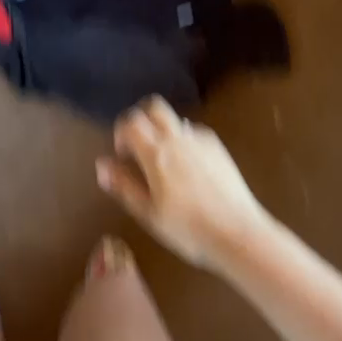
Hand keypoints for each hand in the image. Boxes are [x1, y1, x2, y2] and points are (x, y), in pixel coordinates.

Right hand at [96, 97, 270, 268]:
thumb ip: (124, 186)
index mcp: (156, 153)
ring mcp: (200, 141)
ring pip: (176, 119)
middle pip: (154, 106)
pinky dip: (185, 143)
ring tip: (166, 163)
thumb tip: (102, 164)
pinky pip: (194, 134)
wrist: (239, 234)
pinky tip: (190, 171)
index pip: (130, 121)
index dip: (120, 131)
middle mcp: (177, 138)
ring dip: (163, 131)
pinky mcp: (218, 148)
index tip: (122, 154)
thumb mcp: (149, 214)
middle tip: (139, 144)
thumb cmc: (188, 229)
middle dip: (142, 118)